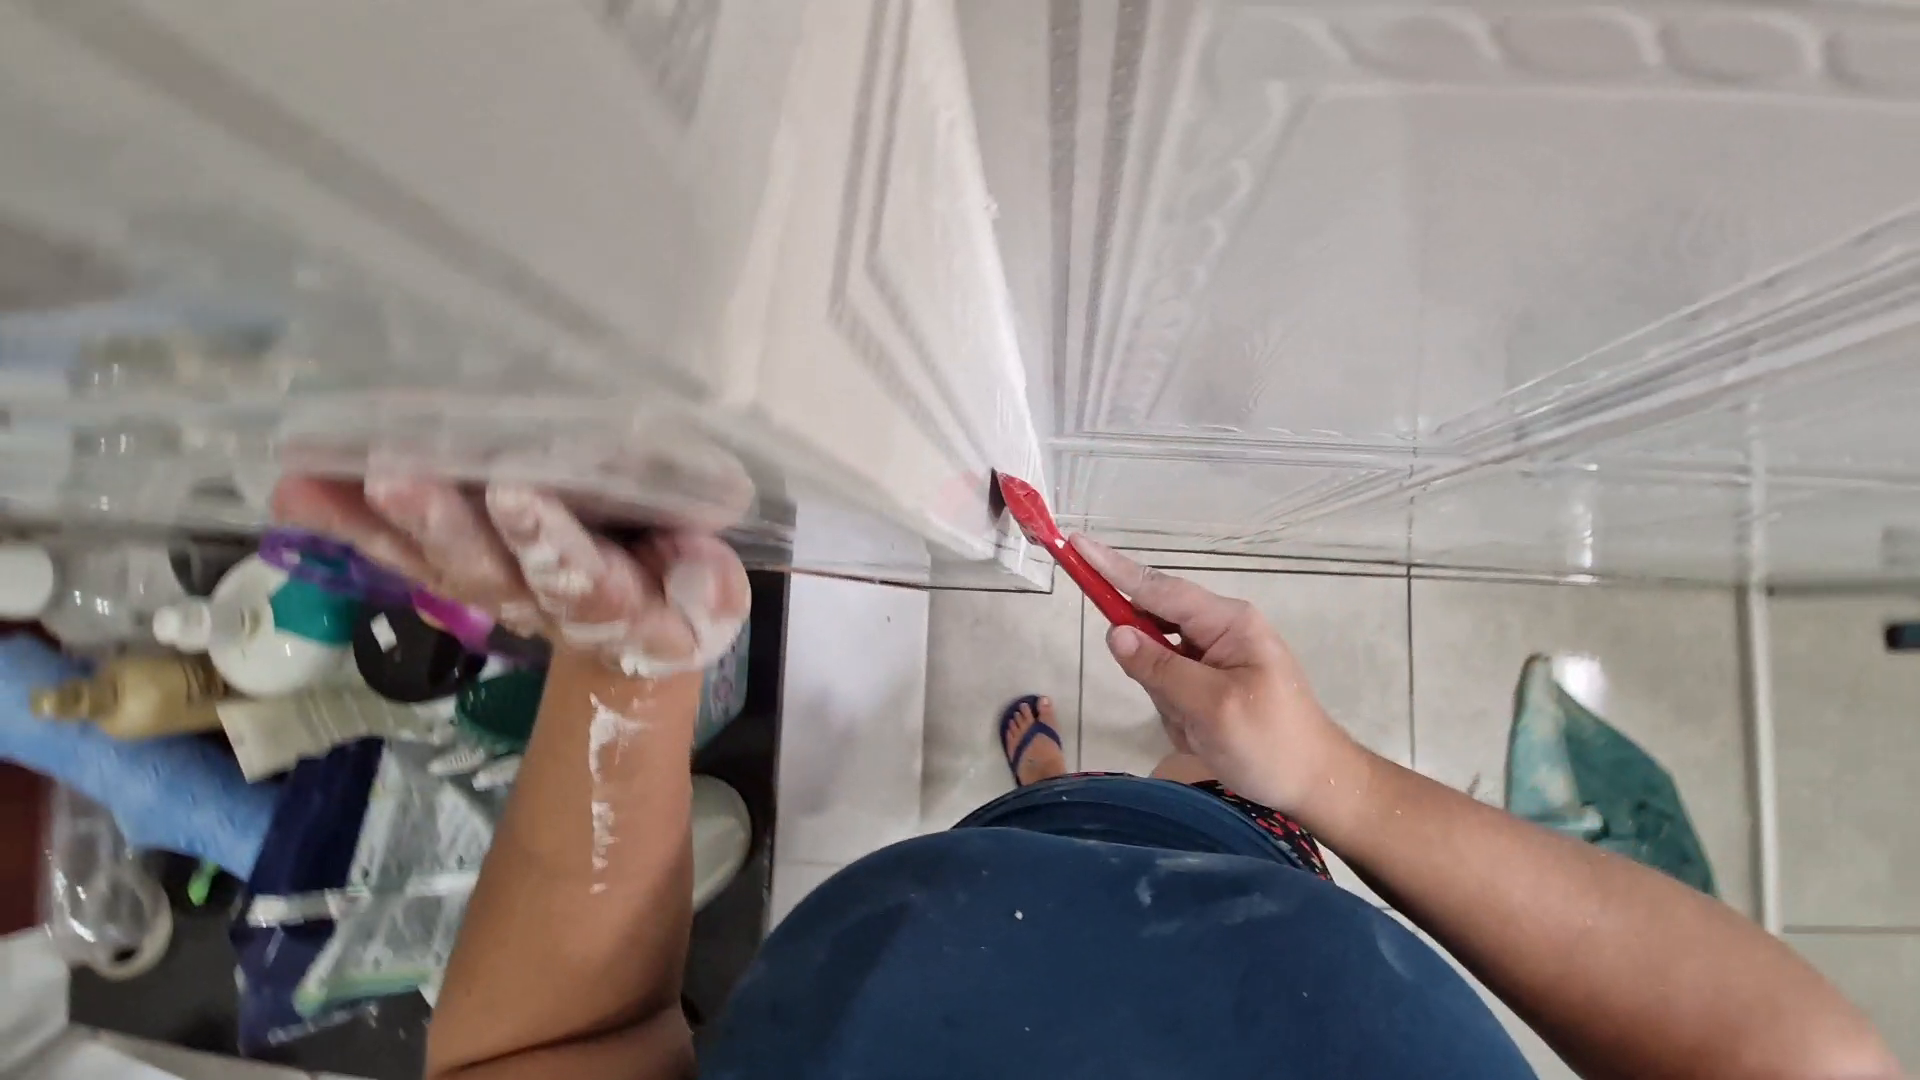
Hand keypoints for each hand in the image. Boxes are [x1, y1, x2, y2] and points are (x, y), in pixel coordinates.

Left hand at [270, 476, 749, 677]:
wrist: (634, 640)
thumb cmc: (681, 598)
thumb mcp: (711, 591)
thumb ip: (708, 578)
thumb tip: (699, 553)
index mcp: (617, 608)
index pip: (583, 582)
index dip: (549, 543)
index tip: (516, 492)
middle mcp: (543, 606)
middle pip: (491, 575)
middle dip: (443, 526)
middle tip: (395, 474)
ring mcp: (497, 592)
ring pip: (437, 564)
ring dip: (380, 525)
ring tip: (314, 477)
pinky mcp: (467, 576)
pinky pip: (409, 558)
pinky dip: (356, 529)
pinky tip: (301, 491)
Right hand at [1074, 535, 1354, 815]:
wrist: (1317, 785)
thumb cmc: (1272, 744)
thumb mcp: (1211, 708)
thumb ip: (1158, 668)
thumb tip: (1115, 632)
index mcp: (1227, 621)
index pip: (1156, 588)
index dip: (1111, 568)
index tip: (1075, 543)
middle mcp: (1220, 628)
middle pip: (1152, 628)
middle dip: (1156, 677)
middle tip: (1185, 711)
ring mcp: (1214, 655)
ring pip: (1157, 664)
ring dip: (1169, 702)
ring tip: (1204, 731)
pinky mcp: (1209, 680)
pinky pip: (1169, 686)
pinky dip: (1176, 713)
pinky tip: (1204, 735)